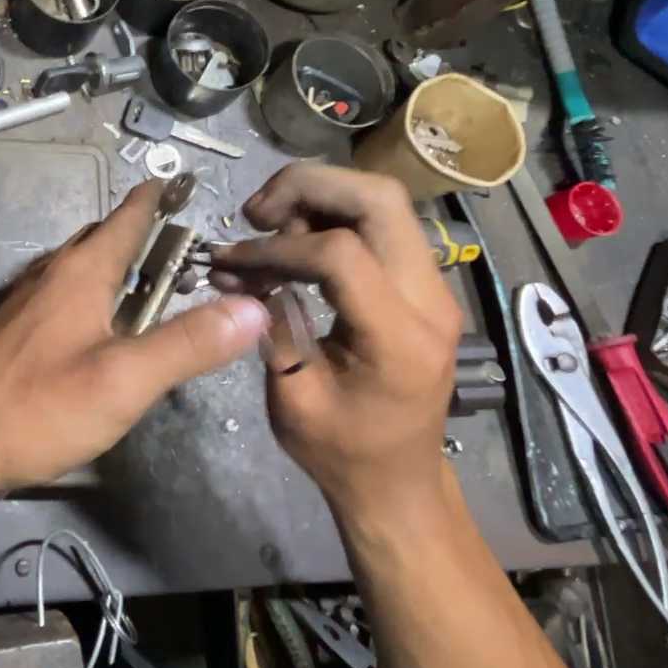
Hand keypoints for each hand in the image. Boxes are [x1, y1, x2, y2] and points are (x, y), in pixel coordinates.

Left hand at [0, 180, 270, 496]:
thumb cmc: (37, 408)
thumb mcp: (123, 380)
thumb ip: (187, 344)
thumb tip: (253, 307)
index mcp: (78, 273)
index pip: (125, 219)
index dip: (155, 200)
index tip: (181, 183)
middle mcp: (49, 277)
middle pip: (101, 241)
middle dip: (140, 234)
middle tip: (183, 246)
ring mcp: (26, 306)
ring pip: (80, 270)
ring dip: (117, 267)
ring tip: (153, 285)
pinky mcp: (15, 336)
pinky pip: (64, 298)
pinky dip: (95, 297)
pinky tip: (104, 330)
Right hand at [210, 164, 462, 516]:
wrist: (398, 481)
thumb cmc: (341, 451)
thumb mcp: (290, 396)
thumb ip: (270, 322)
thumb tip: (238, 266)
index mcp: (399, 339)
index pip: (340, 253)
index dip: (277, 247)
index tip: (235, 263)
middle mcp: (429, 299)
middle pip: (378, 199)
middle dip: (306, 187)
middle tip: (257, 214)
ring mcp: (432, 285)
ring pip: (380, 199)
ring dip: (316, 194)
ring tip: (268, 223)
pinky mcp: (419, 281)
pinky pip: (378, 222)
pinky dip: (328, 213)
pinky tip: (291, 240)